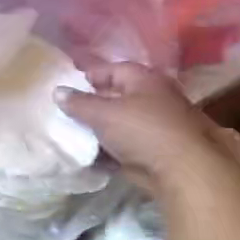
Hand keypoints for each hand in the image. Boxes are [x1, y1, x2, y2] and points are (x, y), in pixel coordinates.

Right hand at [56, 62, 239, 193]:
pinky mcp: (156, 151)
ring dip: (100, 130)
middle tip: (69, 112)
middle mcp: (155, 98)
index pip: (114, 69)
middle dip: (94, 104)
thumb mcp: (103, 113)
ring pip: (122, 123)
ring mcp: (158, 126)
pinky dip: (110, 150)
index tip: (70, 85)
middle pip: (118, 97)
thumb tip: (58, 91)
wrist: (182, 170)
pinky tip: (92, 157)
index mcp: (146, 80)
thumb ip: (79, 103)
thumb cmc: (142, 130)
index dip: (91, 75)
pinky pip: (127, 146)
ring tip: (75, 136)